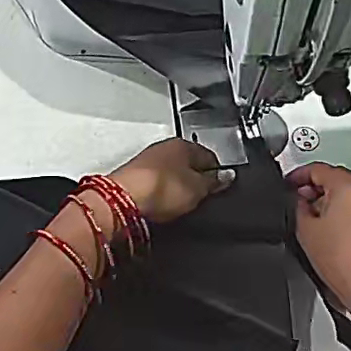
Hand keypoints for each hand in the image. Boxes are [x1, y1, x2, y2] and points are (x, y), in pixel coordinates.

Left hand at [108, 138, 233, 222]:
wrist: (124, 200)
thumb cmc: (159, 188)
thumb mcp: (198, 189)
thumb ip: (214, 182)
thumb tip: (225, 177)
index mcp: (183, 144)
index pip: (209, 156)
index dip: (217, 173)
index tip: (220, 186)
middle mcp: (163, 149)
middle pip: (187, 165)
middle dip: (195, 181)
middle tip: (201, 198)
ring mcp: (147, 163)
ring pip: (170, 174)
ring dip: (176, 188)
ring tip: (180, 205)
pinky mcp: (133, 179)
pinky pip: (154, 186)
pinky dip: (160, 195)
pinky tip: (162, 206)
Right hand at [288, 162, 350, 321]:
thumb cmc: (348, 264)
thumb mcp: (305, 230)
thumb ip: (297, 207)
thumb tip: (298, 201)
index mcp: (349, 186)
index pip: (318, 168)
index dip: (297, 175)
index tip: (287, 184)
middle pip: (334, 178)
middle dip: (312, 187)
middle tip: (295, 200)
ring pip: (345, 193)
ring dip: (325, 200)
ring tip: (309, 220)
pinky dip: (339, 213)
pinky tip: (326, 233)